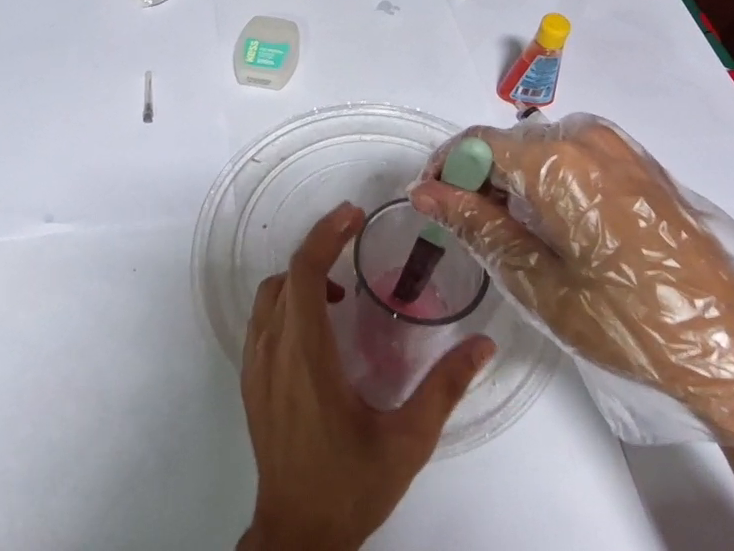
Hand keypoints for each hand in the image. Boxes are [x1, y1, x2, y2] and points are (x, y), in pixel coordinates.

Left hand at [239, 202, 494, 550]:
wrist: (296, 533)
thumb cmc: (350, 486)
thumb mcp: (407, 441)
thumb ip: (444, 389)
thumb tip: (482, 346)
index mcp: (307, 358)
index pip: (303, 274)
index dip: (325, 236)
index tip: (352, 214)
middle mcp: (273, 353)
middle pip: (285, 277)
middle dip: (318, 248)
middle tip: (353, 236)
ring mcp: (255, 368)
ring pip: (269, 298)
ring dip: (301, 278)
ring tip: (340, 289)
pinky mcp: (251, 384)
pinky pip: (262, 323)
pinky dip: (287, 304)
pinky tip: (319, 325)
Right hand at [409, 114, 733, 441]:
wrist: (729, 345)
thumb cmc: (626, 321)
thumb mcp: (538, 281)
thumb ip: (477, 226)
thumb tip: (423, 192)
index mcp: (559, 163)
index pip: (477, 144)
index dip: (445, 171)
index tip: (432, 207)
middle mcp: (589, 138)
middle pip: (510, 143)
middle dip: (480, 179)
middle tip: (474, 232)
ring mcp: (622, 148)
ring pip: (542, 149)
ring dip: (517, 181)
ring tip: (516, 237)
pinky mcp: (642, 165)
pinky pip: (577, 156)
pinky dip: (552, 181)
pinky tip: (560, 228)